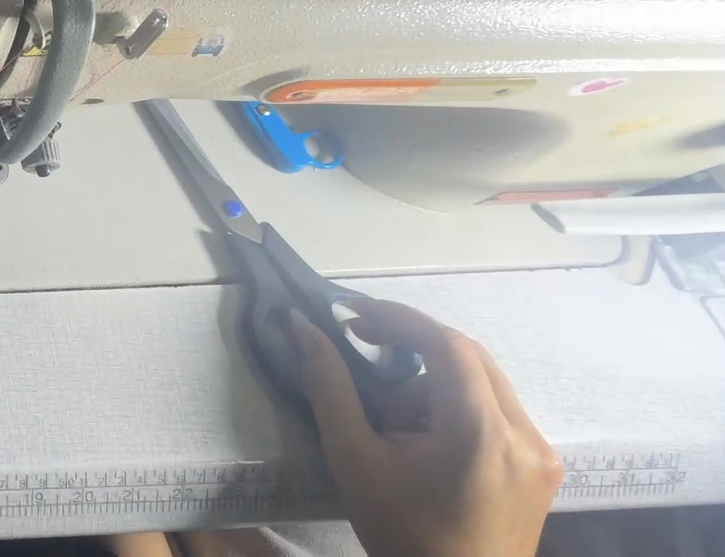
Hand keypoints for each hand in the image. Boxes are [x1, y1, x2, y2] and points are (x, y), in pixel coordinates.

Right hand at [294, 300, 562, 556]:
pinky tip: (419, 432)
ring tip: (390, 417)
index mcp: (480, 432)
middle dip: (408, 339)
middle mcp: (524, 436)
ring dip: (427, 376)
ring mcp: (539, 454)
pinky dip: (448, 400)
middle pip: (466, 354)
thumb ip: (327, 381)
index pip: (446, 344)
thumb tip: (301, 325)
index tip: (347, 312)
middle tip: (359, 338)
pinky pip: (492, 406)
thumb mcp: (350, 452)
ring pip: (478, 378)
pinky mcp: (539, 467)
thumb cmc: (399, 527)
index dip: (395, 316)